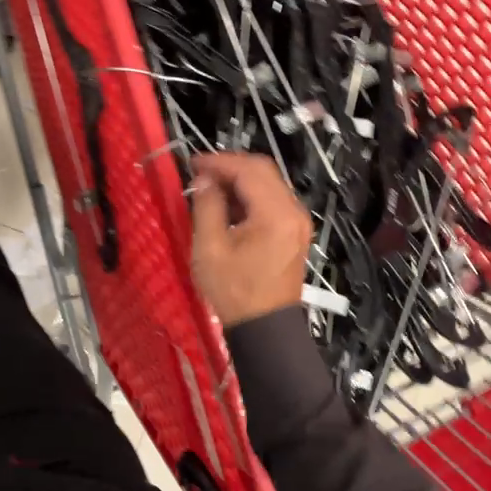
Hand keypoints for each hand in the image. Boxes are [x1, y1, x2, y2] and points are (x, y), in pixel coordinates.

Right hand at [189, 152, 311, 326]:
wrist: (264, 328)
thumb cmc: (234, 290)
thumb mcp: (209, 248)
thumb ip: (207, 206)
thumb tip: (204, 179)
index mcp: (275, 214)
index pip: (248, 170)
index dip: (218, 162)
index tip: (192, 163)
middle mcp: (294, 212)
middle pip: (263, 171)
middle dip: (230, 166)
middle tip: (200, 173)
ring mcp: (298, 222)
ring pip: (269, 183)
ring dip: (240, 180)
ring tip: (210, 188)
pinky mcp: (294, 232)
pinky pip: (273, 200)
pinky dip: (250, 195)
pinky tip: (229, 205)